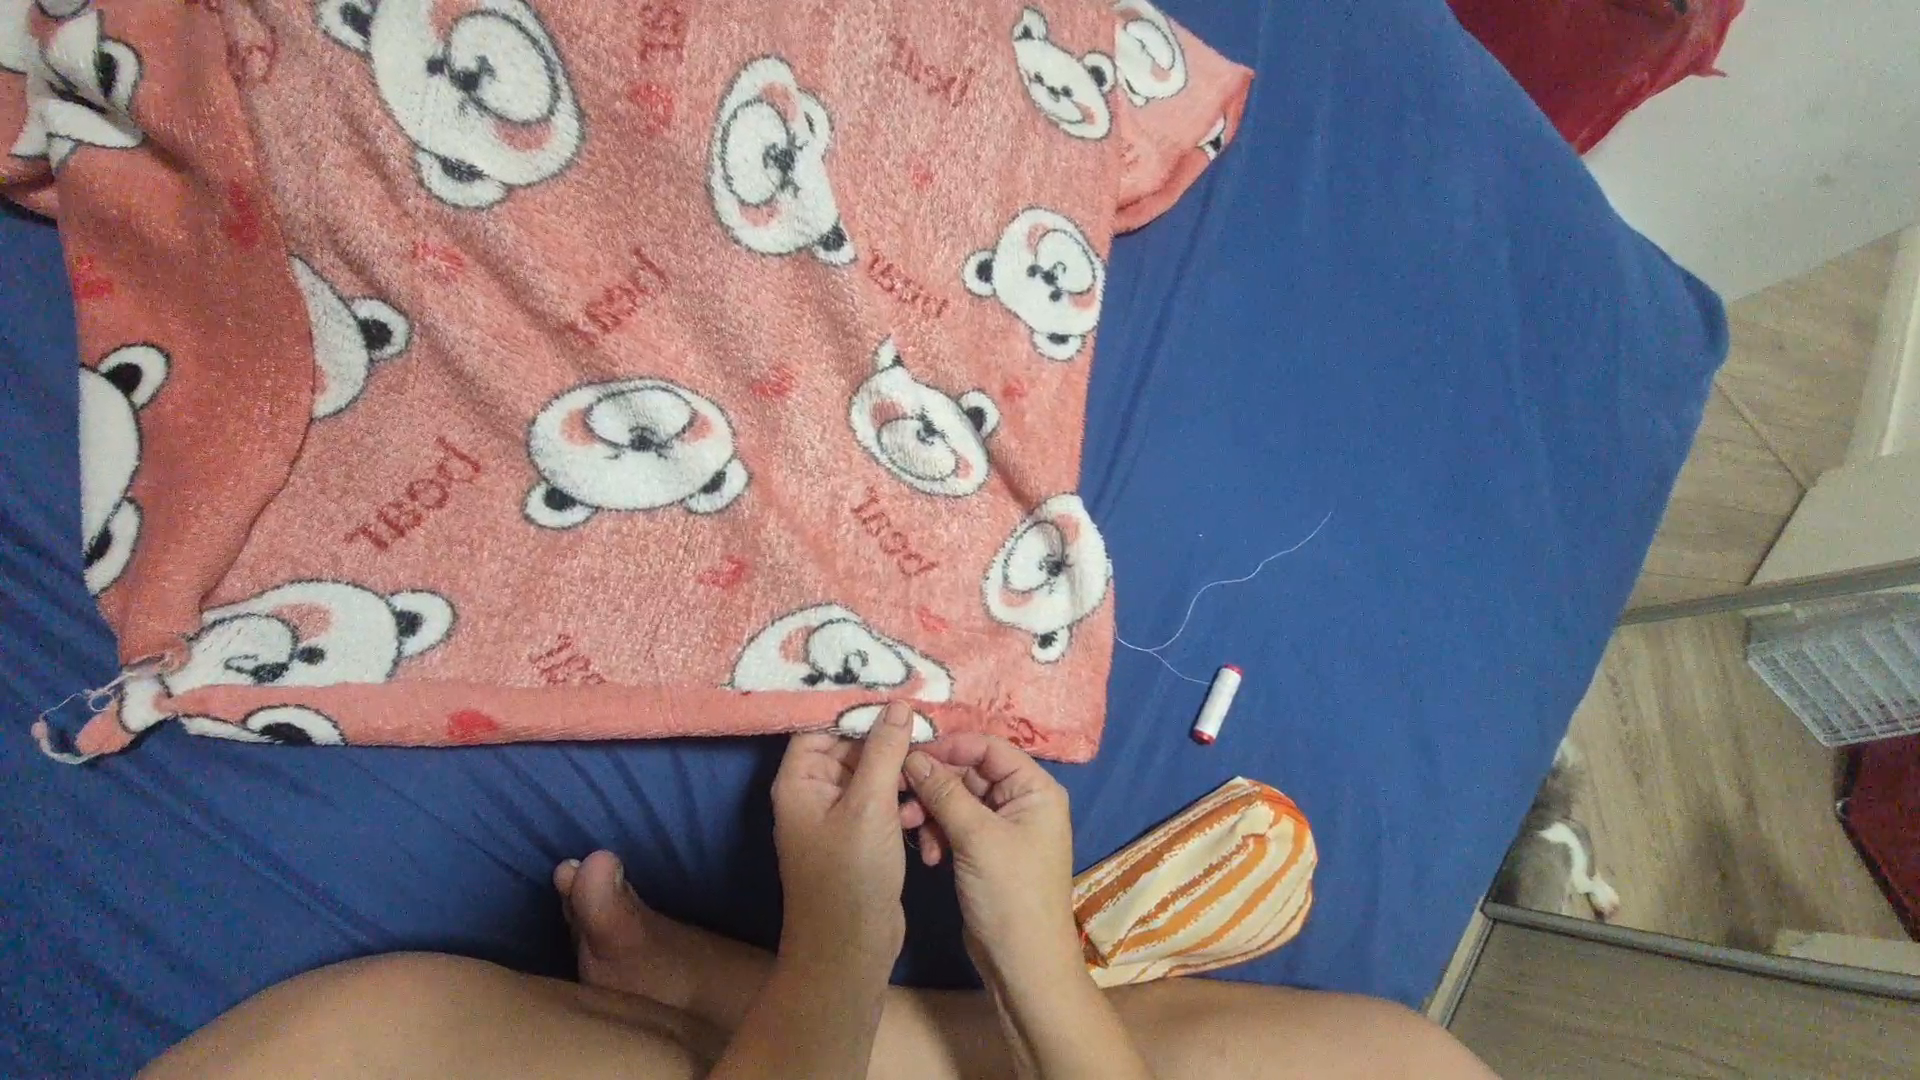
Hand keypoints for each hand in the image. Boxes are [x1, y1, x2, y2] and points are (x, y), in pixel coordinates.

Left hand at [770, 701, 920, 976]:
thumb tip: (898, 704)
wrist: (851, 952)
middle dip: (887, 735)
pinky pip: (882, 797)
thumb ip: (884, 750)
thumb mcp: (870, 806)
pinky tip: (924, 800)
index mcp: (801, 778)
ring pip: (872, 770)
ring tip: (930, 763)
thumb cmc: (851, 876)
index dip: (854, 703)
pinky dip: (903, 795)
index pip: (822, 722)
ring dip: (900, 768)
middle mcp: (816, 789)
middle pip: (852, 743)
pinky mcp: (862, 832)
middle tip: (926, 720)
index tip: (894, 684)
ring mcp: (839, 812)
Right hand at [902, 734, 1079, 980]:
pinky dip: (939, 834)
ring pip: (957, 799)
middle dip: (934, 785)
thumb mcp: (976, 837)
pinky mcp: (985, 850)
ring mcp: (1003, 827)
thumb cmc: (1010, 894)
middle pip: (969, 773)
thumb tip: (913, 756)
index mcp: (1034, 788)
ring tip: (911, 830)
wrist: (1023, 966)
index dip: (950, 748)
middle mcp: (1021, 800)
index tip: (910, 756)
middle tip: (900, 795)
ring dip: (932, 812)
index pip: (989, 747)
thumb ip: (944, 792)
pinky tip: (929, 856)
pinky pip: (956, 825)